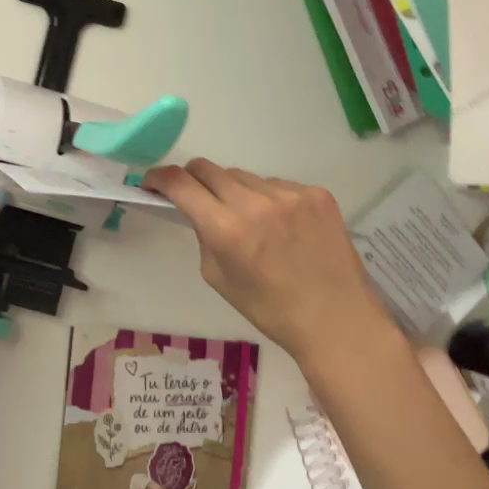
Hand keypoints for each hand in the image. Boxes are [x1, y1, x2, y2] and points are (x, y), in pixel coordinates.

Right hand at [145, 159, 397, 367]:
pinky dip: (268, 198)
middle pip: (208, 169)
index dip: (159, 177)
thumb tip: (199, 210)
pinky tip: (281, 225)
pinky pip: (277, 184)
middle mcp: (255, 203)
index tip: (152, 181)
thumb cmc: (268, 308)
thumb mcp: (217, 277)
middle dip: (193, 180)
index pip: (181, 183)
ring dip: (234, 190)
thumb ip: (204, 235)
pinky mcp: (317, 194)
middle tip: (195, 198)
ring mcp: (290, 195)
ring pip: (243, 176)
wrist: (335, 319)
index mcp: (225, 228)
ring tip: (248, 219)